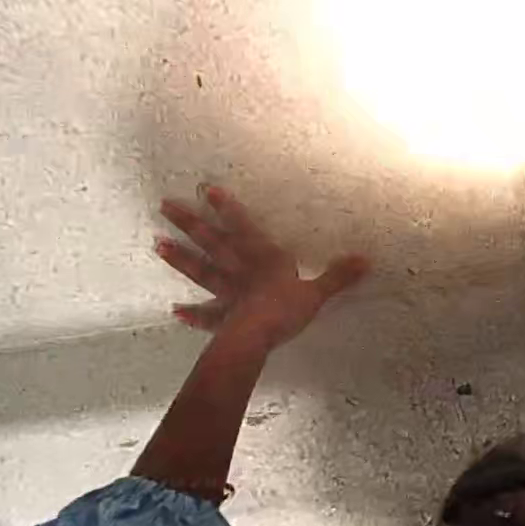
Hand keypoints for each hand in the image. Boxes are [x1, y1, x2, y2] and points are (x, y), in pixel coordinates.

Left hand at [157, 184, 369, 353]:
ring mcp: (228, 295)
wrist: (259, 336)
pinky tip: (176, 312)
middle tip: (165, 207)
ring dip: (180, 259)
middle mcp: (240, 271)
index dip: (226, 209)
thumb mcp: (317, 292)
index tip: (204, 189)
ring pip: (201, 271)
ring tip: (157, 244)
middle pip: (212, 244)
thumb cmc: (287, 310)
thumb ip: (338, 276)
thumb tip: (367, 260)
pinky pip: (206, 316)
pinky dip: (192, 314)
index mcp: (264, 260)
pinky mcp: (223, 320)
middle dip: (190, 225)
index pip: (244, 228)